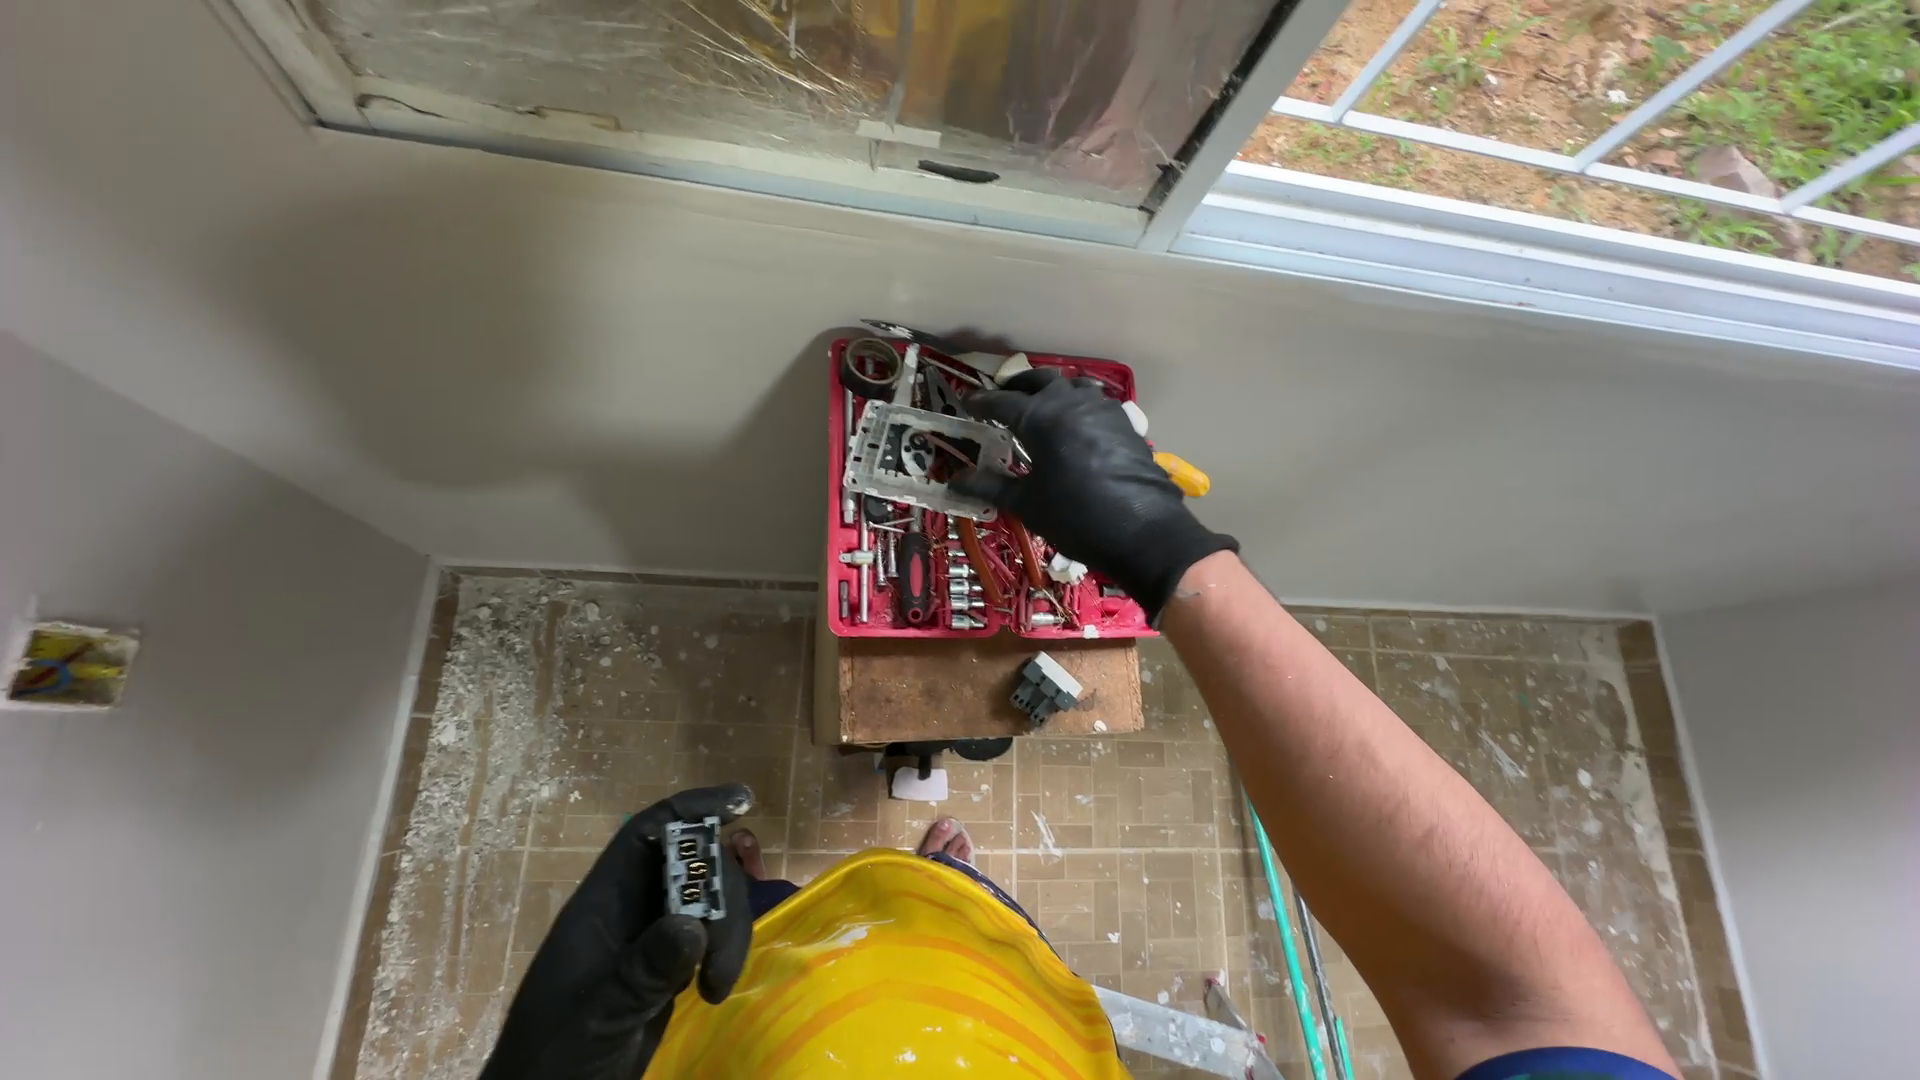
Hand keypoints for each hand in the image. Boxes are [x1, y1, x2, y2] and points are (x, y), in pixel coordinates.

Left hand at [478, 784, 754, 1079]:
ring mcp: (654, 936)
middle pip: (694, 866)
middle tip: (721, 957)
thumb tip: (693, 924)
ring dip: (729, 930)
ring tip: (718, 983)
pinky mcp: (671, 966)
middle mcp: (632, 907)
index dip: (692, 808)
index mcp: (603, 901)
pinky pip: (712, 934)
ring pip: (710, 899)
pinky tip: (717, 986)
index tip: (742, 802)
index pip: (648, 832)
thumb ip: (642, 970)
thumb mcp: (596, 1014)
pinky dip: (726, 949)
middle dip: (723, 898)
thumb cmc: (553, 1057)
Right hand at [952, 368, 1236, 620]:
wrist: (1143, 532)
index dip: (981, 403)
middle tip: (1002, 398)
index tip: (967, 404)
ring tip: (1040, 406)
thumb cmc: (1075, 517)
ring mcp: (1103, 410)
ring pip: (1072, 387)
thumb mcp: (1027, 504)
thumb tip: (954, 481)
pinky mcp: (1125, 423)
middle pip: (1039, 381)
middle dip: (1017, 386)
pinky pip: (1095, 403)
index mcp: (1040, 418)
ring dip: (1052, 391)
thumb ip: (990, 486)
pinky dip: (1078, 406)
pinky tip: (1075, 425)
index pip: (1002, 403)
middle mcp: (1071, 403)